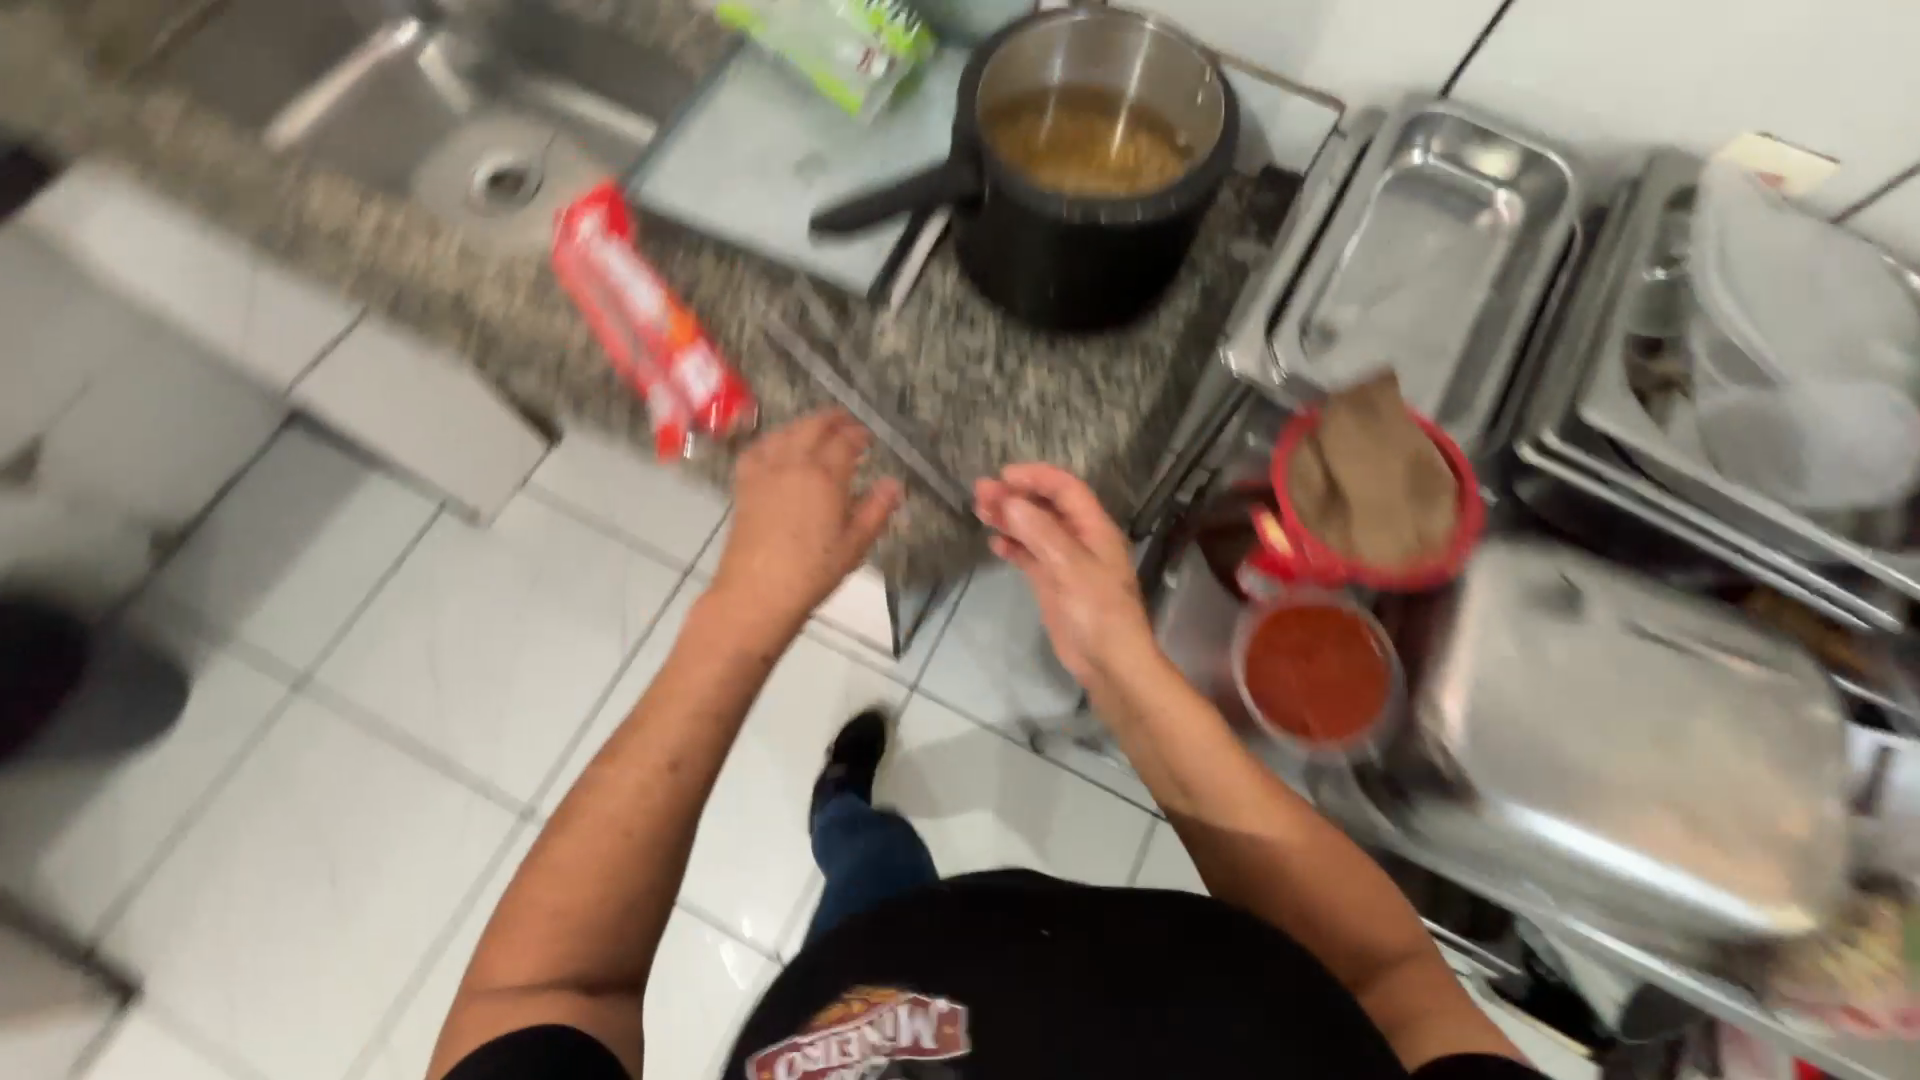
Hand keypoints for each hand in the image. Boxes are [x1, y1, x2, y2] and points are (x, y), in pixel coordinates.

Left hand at [710, 409, 903, 635]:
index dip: (859, 434)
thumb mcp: (855, 545)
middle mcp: (793, 464)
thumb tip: (895, 484)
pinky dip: (772, 440)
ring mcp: (764, 472)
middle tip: (847, 422)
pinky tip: (777, 448)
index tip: (869, 437)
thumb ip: (876, 510)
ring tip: (816, 430)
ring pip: (784, 432)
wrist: (758, 592)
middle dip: (832, 419)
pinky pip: (758, 449)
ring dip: (803, 425)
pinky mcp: (744, 485)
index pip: (845, 441)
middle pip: (812, 426)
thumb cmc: (813, 572)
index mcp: (825, 476)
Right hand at [974, 464, 1155, 685]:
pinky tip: (995, 542)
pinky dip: (1014, 546)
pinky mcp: (1053, 584)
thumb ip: (1041, 532)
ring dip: (1010, 518)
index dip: (1036, 477)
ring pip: (1035, 530)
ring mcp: (1065, 563)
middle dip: (1015, 496)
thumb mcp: (1071, 567)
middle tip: (980, 492)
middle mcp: (1080, 540)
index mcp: (1094, 529)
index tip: (1004, 476)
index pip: (1066, 489)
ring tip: (980, 511)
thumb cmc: (1098, 612)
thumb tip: (1011, 502)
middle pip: (1046, 507)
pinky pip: (1031, 556)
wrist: (1110, 663)